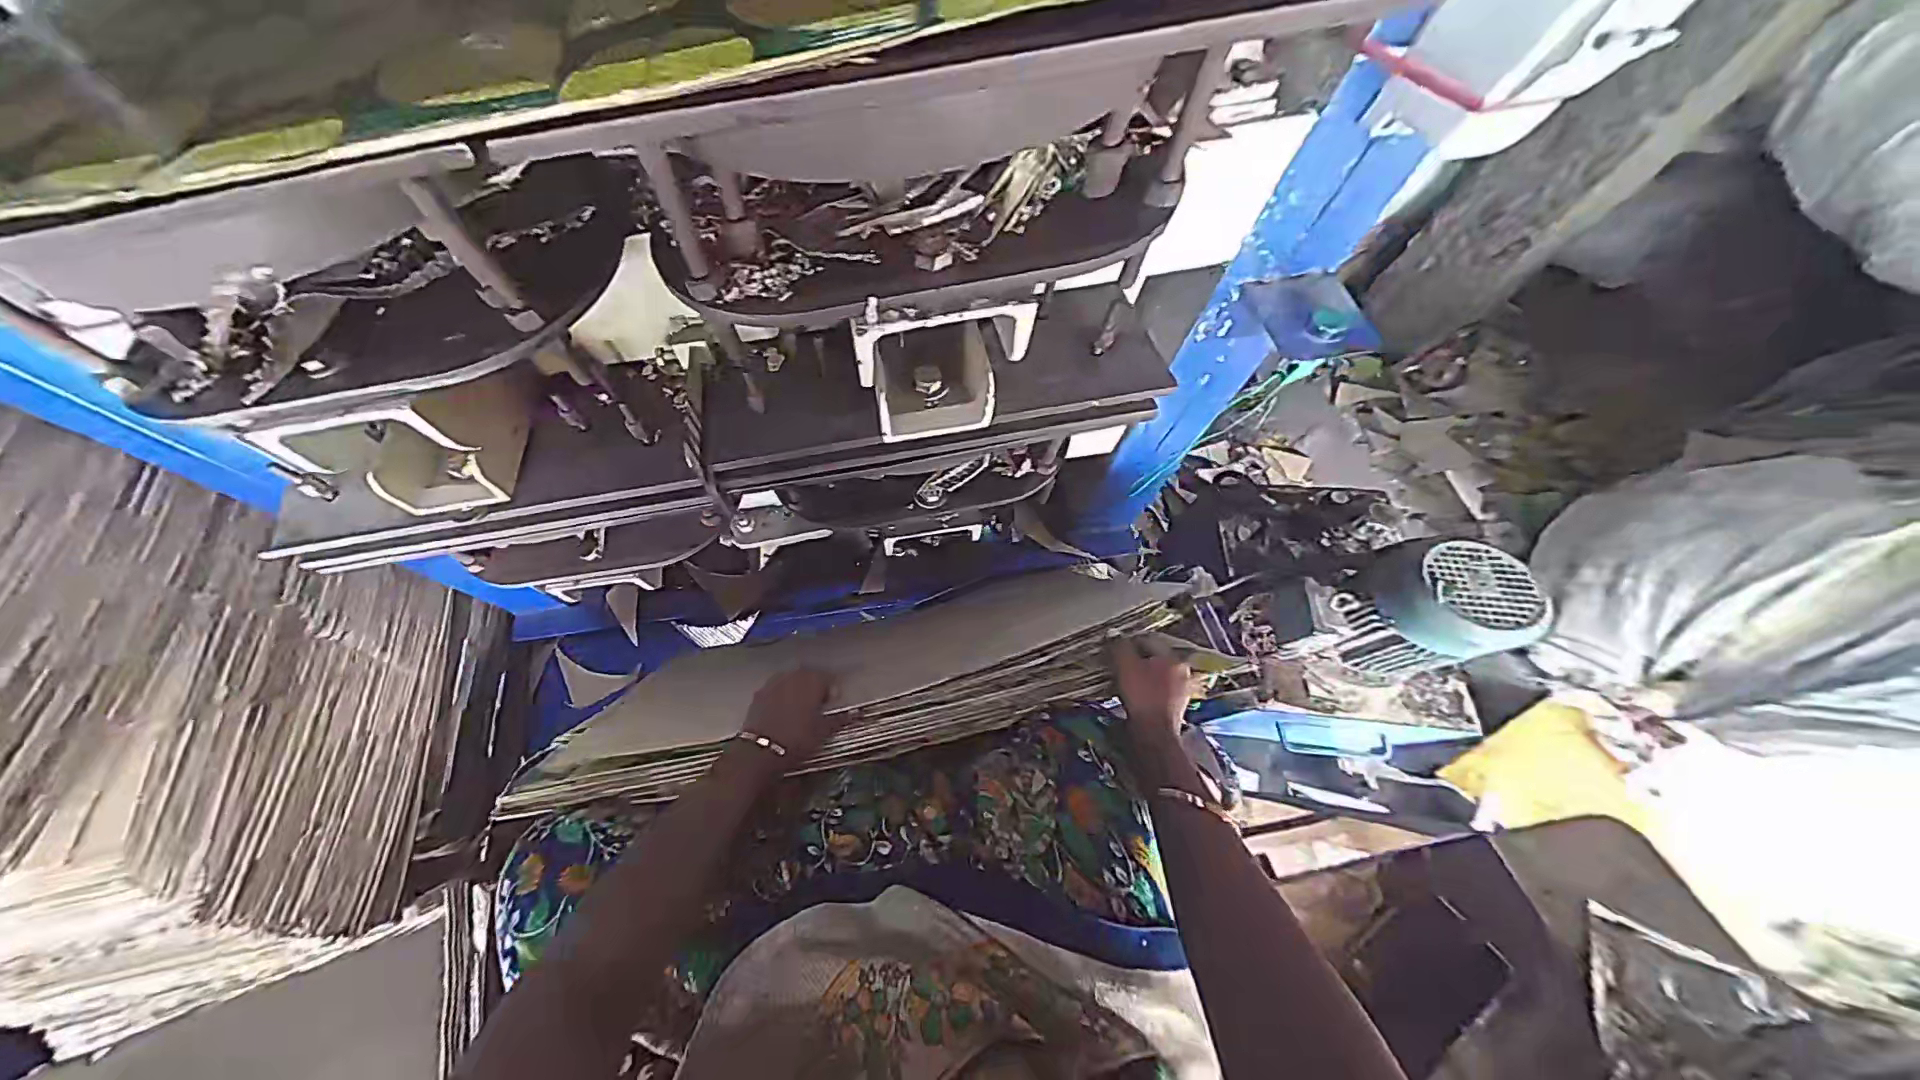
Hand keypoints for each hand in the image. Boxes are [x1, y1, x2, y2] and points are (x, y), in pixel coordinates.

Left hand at [738, 668, 843, 765]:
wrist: (761, 750)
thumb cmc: (798, 738)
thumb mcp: (823, 731)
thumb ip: (839, 719)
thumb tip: (853, 714)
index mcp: (813, 681)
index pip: (829, 678)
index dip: (832, 691)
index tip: (832, 704)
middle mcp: (794, 676)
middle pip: (809, 676)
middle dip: (815, 687)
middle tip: (817, 705)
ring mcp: (774, 682)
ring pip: (791, 680)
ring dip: (797, 689)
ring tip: (799, 707)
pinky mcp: (759, 693)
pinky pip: (776, 688)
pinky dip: (781, 695)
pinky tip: (782, 710)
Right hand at [1109, 635, 1194, 743]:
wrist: (1154, 732)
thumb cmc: (1141, 695)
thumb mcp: (1125, 666)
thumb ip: (1120, 646)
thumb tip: (1113, 633)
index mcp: (1172, 657)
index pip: (1147, 639)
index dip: (1128, 641)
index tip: (1114, 648)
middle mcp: (1181, 670)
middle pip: (1153, 656)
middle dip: (1135, 658)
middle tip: (1118, 663)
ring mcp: (1181, 688)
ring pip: (1156, 673)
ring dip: (1141, 673)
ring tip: (1124, 679)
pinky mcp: (1176, 705)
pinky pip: (1159, 688)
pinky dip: (1146, 687)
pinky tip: (1135, 693)